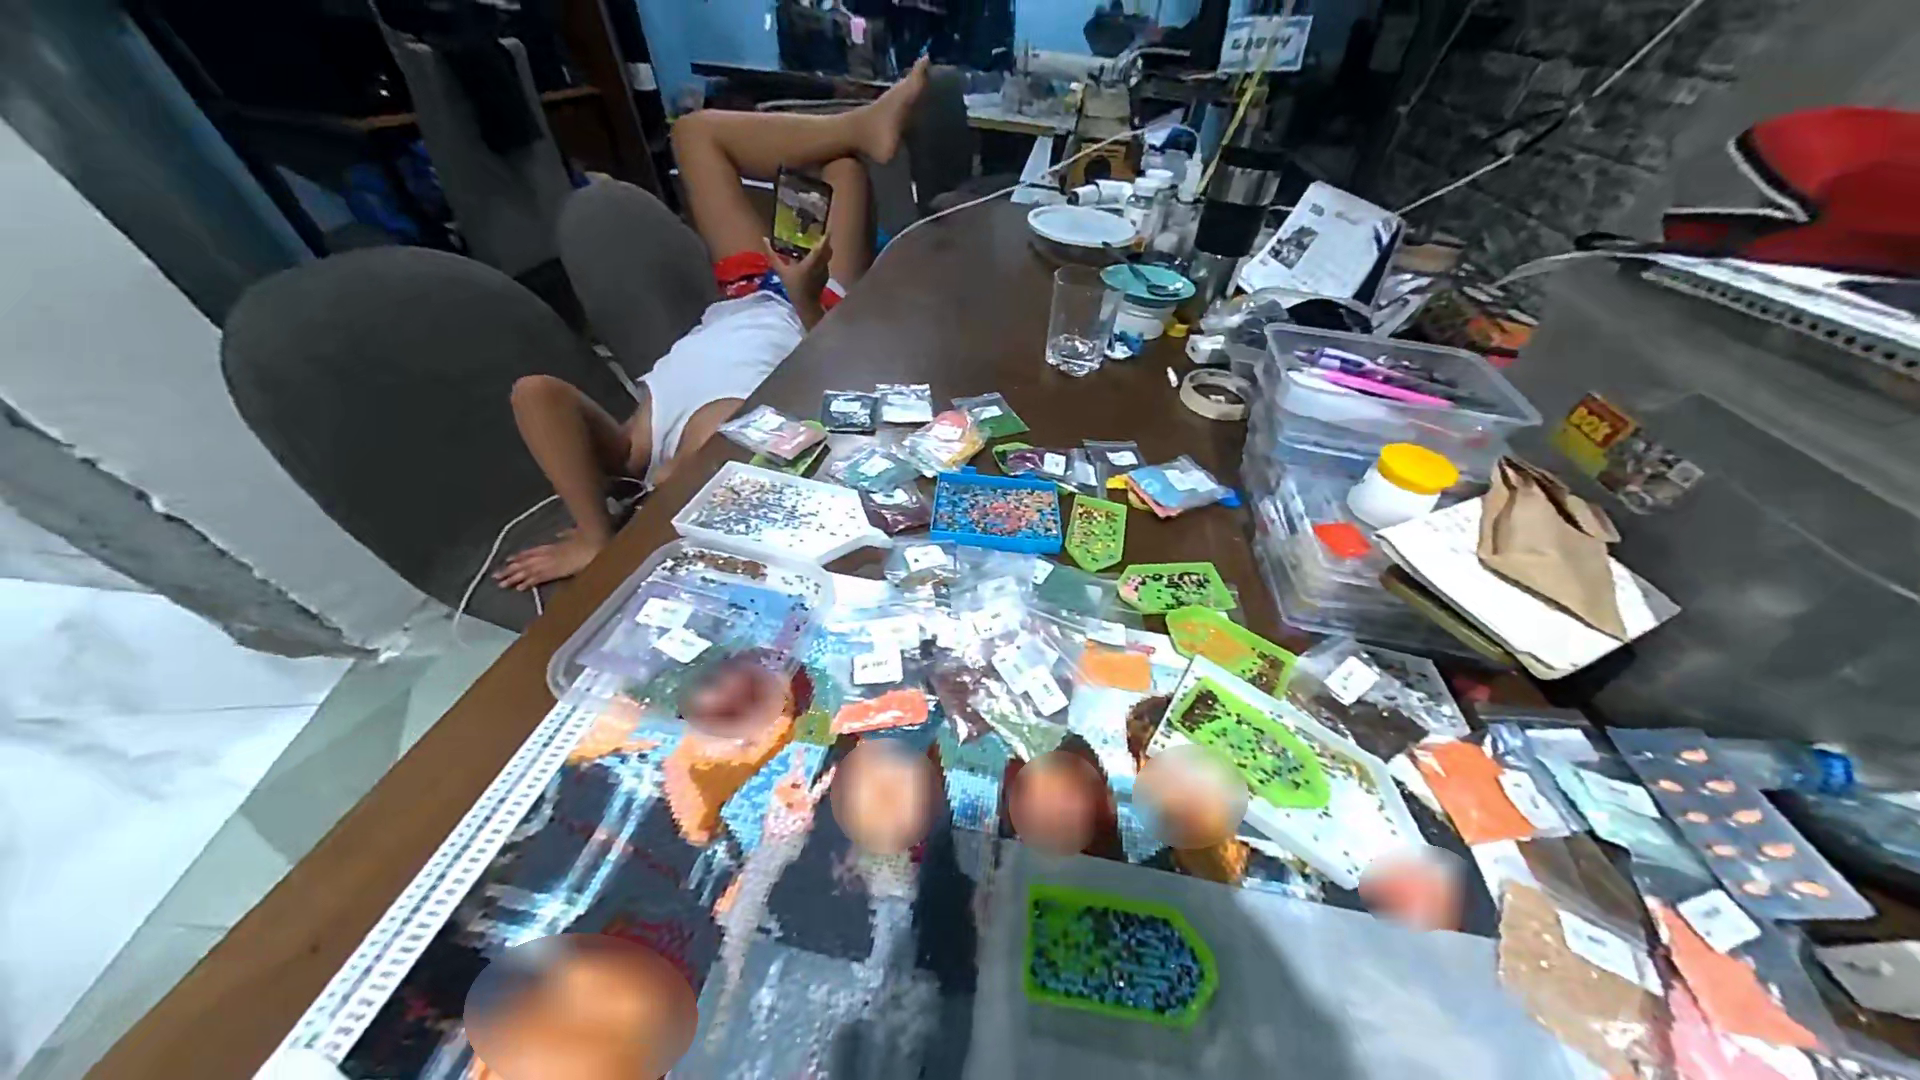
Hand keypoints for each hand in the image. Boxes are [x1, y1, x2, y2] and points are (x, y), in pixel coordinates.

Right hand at [763, 237, 832, 320]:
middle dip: (826, 240)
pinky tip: (815, 257)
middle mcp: (821, 265)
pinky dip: (823, 258)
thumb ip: (772, 255)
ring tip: (817, 242)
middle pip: (828, 249)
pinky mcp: (826, 276)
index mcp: (812, 262)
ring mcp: (825, 271)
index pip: (822, 246)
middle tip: (820, 232)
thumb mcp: (781, 271)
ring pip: (828, 256)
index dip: (826, 237)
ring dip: (824, 249)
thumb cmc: (793, 287)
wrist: (806, 305)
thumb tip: (764, 239)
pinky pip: (826, 263)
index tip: (827, 228)